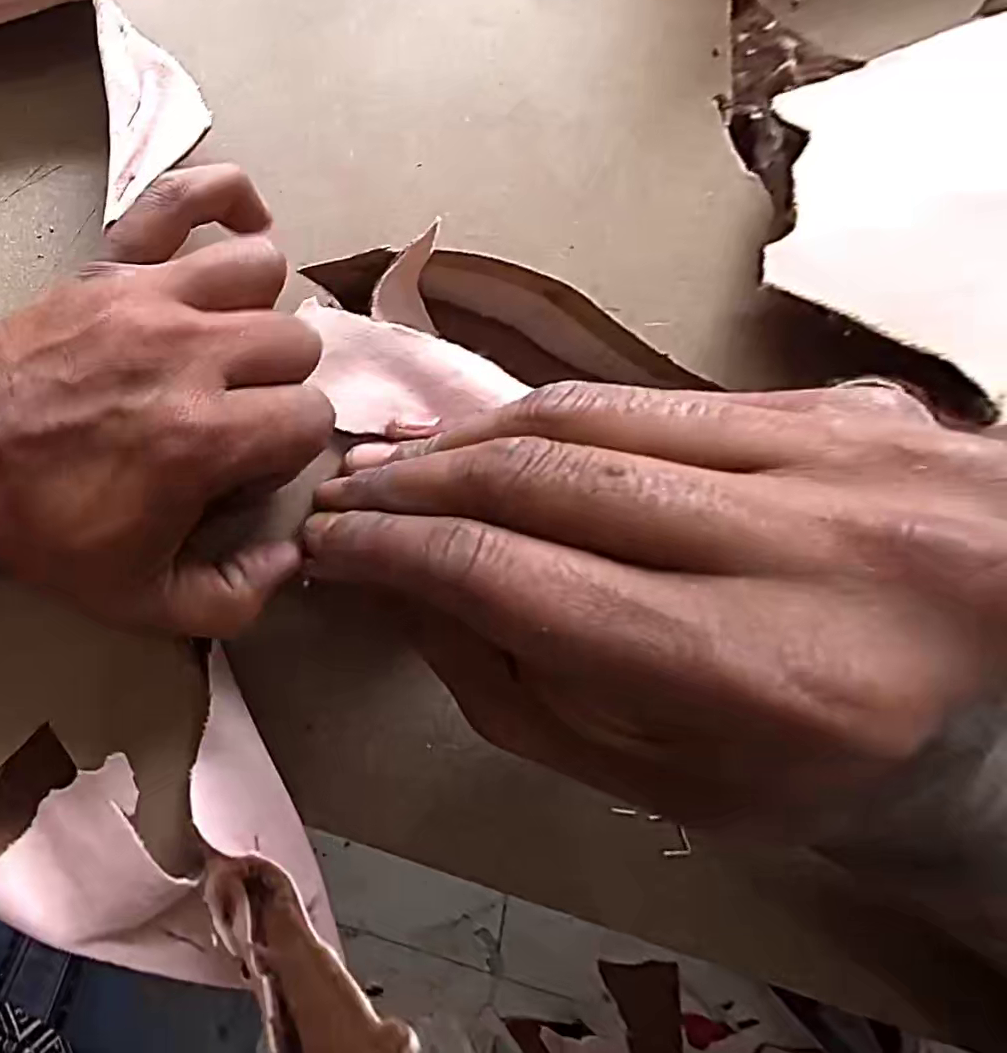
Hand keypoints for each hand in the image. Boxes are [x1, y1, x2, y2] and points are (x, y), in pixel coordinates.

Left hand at [0, 165, 333, 636]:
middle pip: (294, 345)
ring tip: (218, 345)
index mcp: (202, 438)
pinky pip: (181, 198)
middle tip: (227, 412)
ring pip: (261, 271)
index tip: (238, 465)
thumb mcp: (139, 600)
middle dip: (274, 386)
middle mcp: (187, 355)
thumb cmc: (44, 535)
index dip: (281, 449)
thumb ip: (232, 599)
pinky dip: (223, 198)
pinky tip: (236, 226)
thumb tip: (291, 555)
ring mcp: (145, 300)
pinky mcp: (105, 270)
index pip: (307, 419)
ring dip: (255, 313)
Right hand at [301, 380, 1006, 828]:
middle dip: (403, 486)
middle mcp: (820, 549)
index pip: (498, 572)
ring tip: (384, 464)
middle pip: (529, 478)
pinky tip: (466, 438)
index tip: (322, 544)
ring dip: (451, 442)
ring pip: (575, 416)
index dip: (385, 548)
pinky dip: (526, 416)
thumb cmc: (778, 777)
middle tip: (336, 497)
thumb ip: (480, 669)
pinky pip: (635, 395)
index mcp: (755, 673)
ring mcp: (851, 458)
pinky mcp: (850, 410)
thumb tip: (385, 576)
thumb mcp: (608, 760)